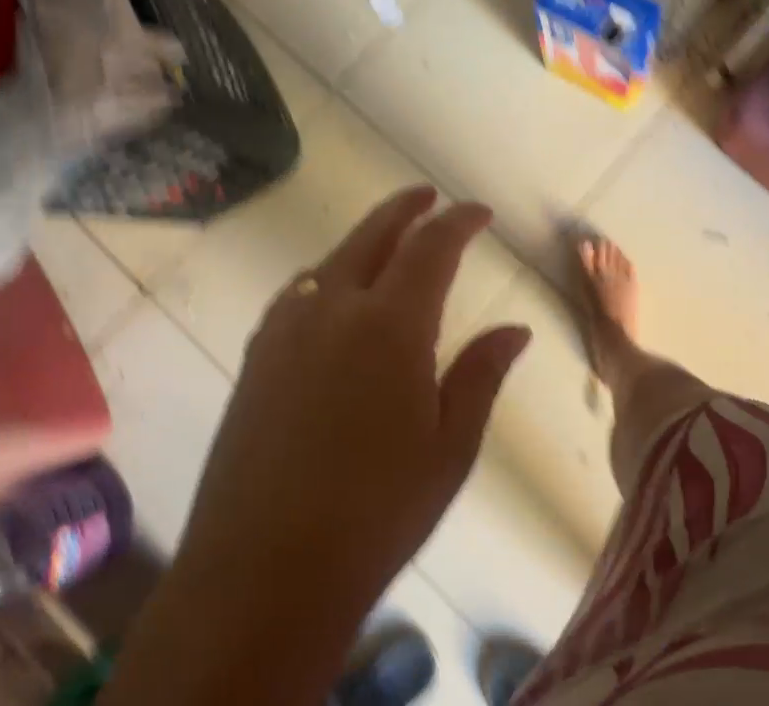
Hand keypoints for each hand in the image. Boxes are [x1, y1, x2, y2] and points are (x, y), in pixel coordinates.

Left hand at [101, 187, 530, 705]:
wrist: (261, 572)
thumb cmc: (375, 513)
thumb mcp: (449, 447)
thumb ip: (480, 375)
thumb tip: (514, 329)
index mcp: (391, 325)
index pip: (431, 248)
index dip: (458, 222)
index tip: (480, 211)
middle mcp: (332, 310)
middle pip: (371, 236)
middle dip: (405, 209)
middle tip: (428, 196)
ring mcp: (284, 332)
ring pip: (328, 262)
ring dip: (363, 240)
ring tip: (386, 242)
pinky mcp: (254, 360)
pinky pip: (296, 295)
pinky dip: (325, 277)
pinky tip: (331, 299)